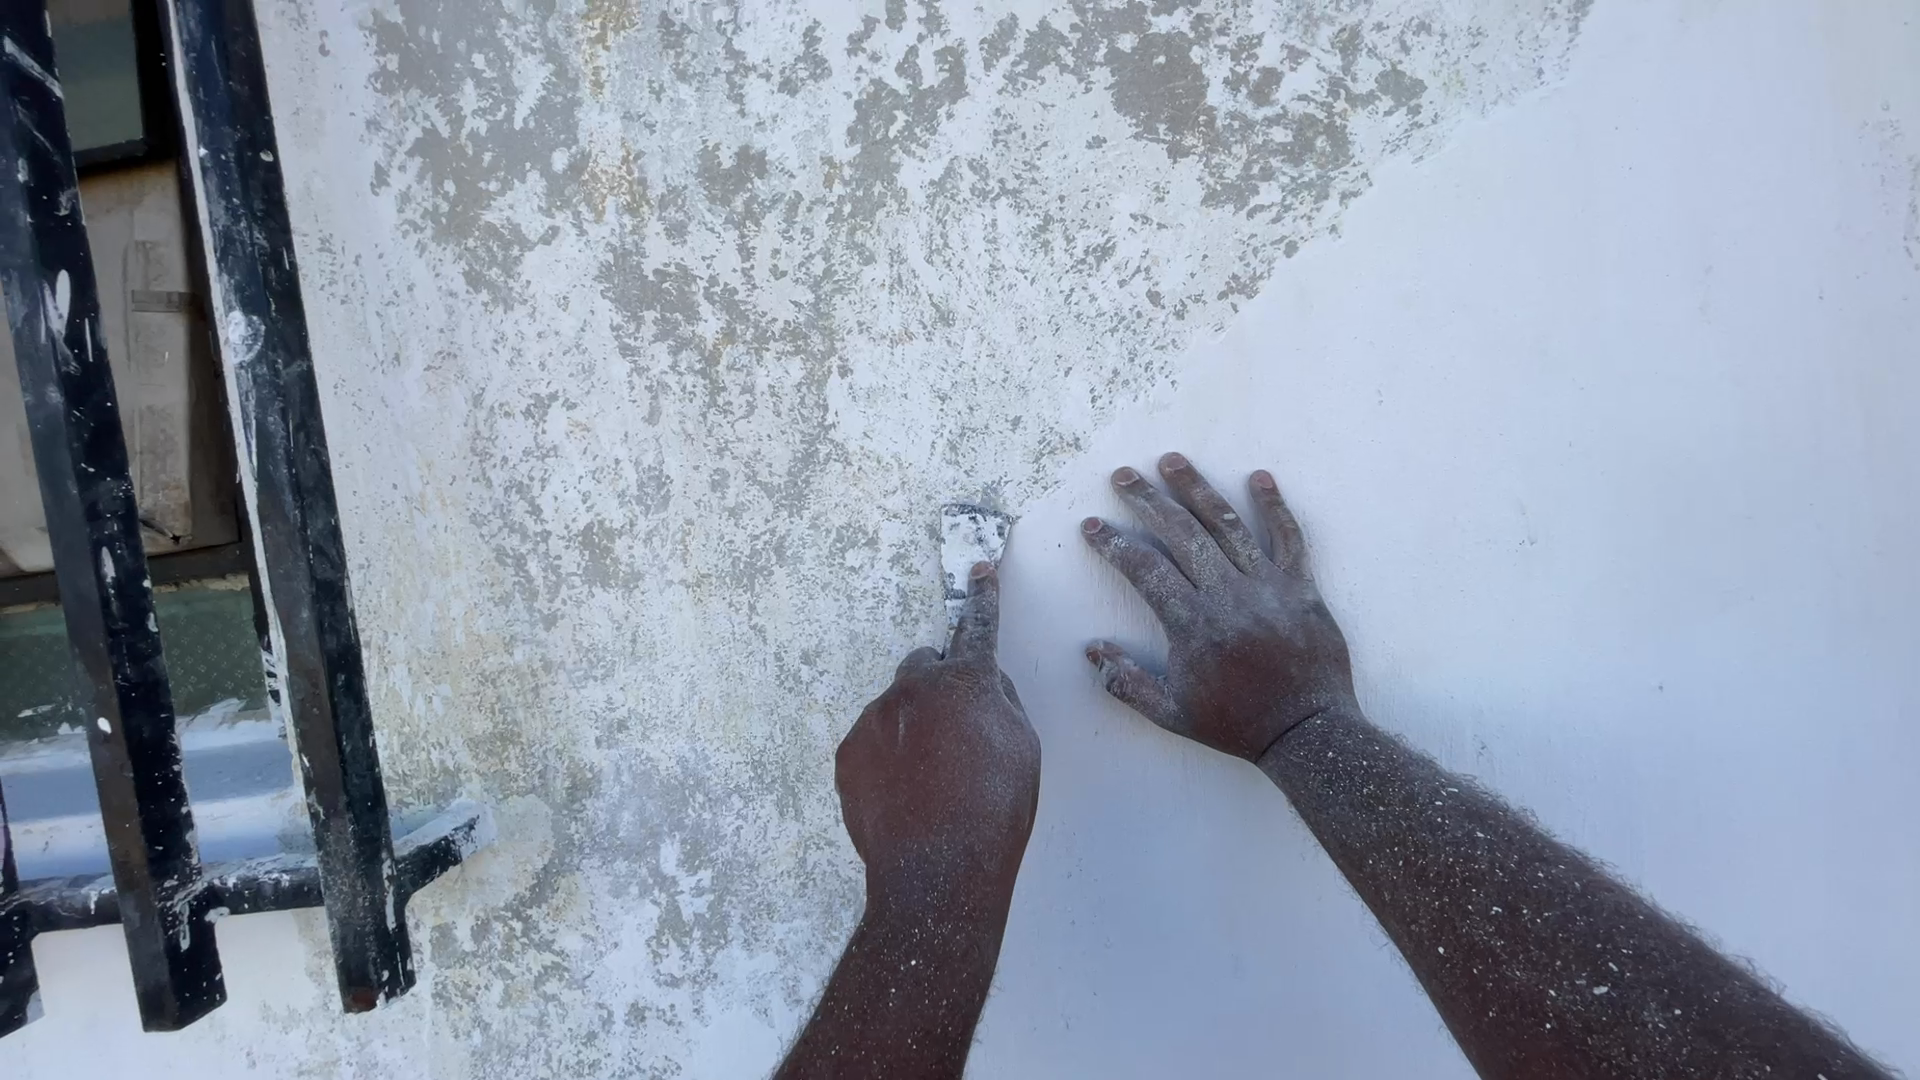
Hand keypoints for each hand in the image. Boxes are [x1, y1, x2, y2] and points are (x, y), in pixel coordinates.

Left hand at [835, 564, 1041, 920]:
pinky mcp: (848, 750)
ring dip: (912, 726)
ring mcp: (876, 718)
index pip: (979, 628)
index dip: (985, 598)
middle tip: (954, 728)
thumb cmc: (994, 812)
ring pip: (897, 707)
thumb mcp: (1024, 750)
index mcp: (967, 683)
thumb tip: (985, 687)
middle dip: (938, 684)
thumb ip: (1001, 703)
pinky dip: (886, 754)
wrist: (938, 873)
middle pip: (925, 665)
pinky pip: (872, 739)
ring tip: (930, 778)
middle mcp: (915, 689)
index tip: (979, 572)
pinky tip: (904, 792)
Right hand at [1081, 453, 1356, 761]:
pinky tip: (1259, 477)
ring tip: (1172, 460)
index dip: (1114, 544)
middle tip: (1123, 475)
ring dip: (1197, 489)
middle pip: (1181, 534)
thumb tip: (1092, 650)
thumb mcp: (1171, 714)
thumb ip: (1127, 682)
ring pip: (1226, 525)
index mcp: (1192, 624)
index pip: (1144, 569)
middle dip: (1147, 500)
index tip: (1092, 525)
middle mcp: (1226, 595)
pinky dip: (1275, 507)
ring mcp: (1267, 587)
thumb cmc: (1236, 725)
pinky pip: (1290, 539)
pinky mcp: (1301, 588)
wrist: (1308, 733)